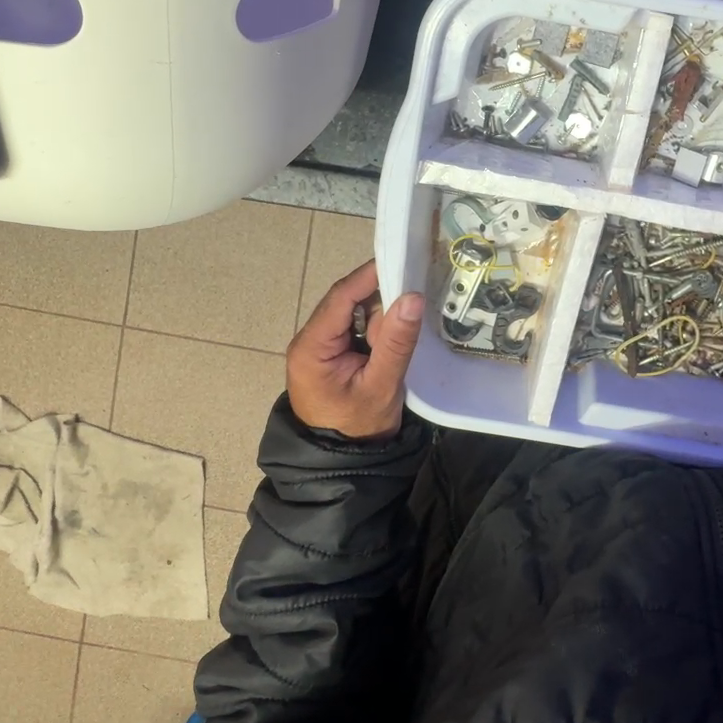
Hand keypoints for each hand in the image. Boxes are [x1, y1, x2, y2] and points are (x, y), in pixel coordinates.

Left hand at [286, 260, 423, 439]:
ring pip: (355, 311)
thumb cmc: (358, 427)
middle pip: (347, 300)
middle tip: (412, 303)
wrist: (346, 462)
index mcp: (311, 346)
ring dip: (380, 316)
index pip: (340, 297)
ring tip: (401, 332)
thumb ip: (396, 341)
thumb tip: (413, 297)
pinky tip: (394, 334)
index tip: (403, 261)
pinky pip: (356, 325)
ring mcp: (321, 344)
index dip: (369, 276)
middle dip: (380, 301)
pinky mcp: (333, 351)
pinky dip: (377, 326)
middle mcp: (310, 339)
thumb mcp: (381, 385)